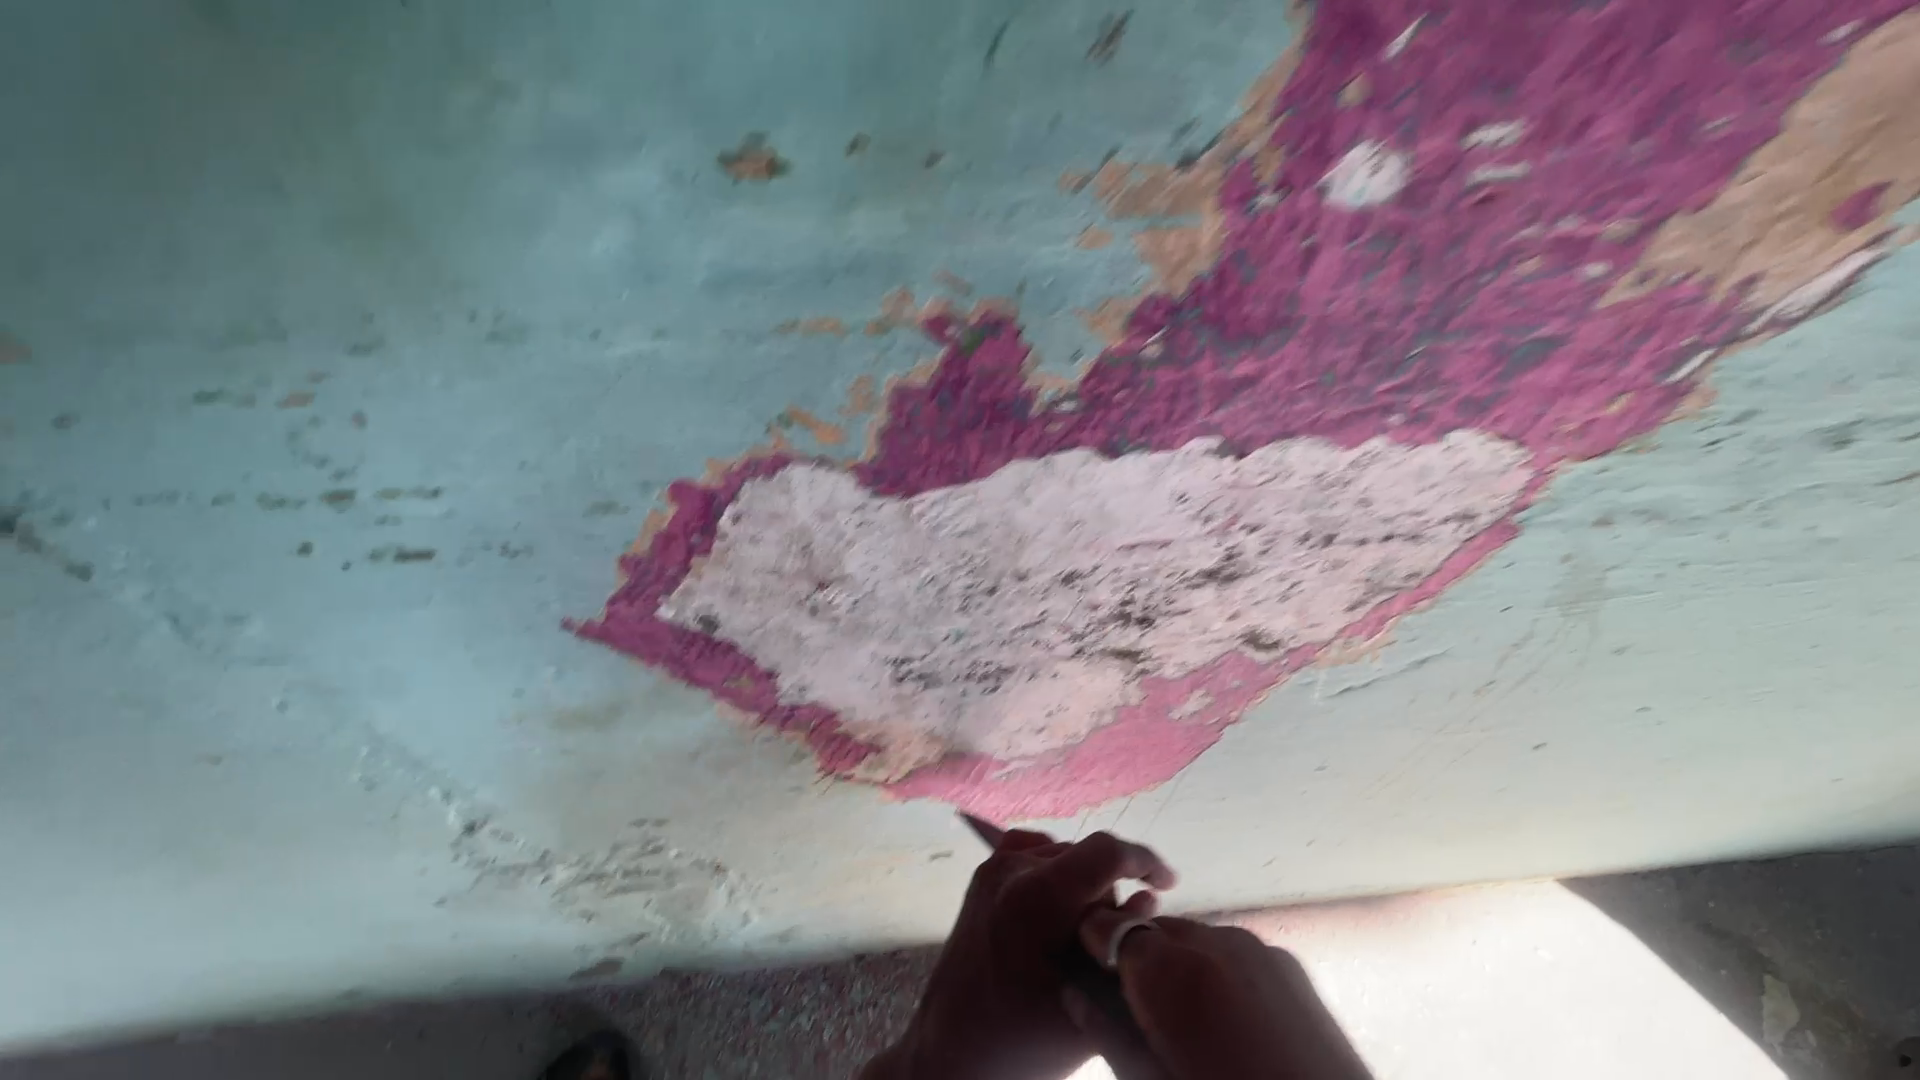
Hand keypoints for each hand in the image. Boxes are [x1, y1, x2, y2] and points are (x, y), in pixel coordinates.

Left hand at [863, 830, 1176, 1079]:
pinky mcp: (983, 877)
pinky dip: (1056, 871)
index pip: (1106, 851)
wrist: (953, 1048)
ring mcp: (993, 869)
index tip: (1169, 882)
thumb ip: (1124, 947)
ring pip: (1063, 857)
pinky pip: (1034, 853)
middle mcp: (1012, 870)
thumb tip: (1147, 899)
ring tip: (1088, 933)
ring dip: (1085, 884)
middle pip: (1086, 858)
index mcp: (1038, 896)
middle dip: (1113, 888)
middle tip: (1120, 936)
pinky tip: (1064, 904)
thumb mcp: (1089, 1003)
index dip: (1145, 860)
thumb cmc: (1022, 1038)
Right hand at [1068, 913, 1372, 1079]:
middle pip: (1150, 930)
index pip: (1106, 925)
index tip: (1086, 969)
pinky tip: (1231, 1022)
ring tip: (1190, 1021)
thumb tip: (1073, 994)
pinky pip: (1232, 952)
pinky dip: (1218, 972)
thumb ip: (1108, 1035)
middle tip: (1140, 1010)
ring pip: (1193, 938)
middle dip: (1136, 957)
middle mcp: (1210, 940)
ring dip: (1179, 963)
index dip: (1090, 943)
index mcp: (1169, 970)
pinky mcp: (1288, 962)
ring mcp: (1255, 946)